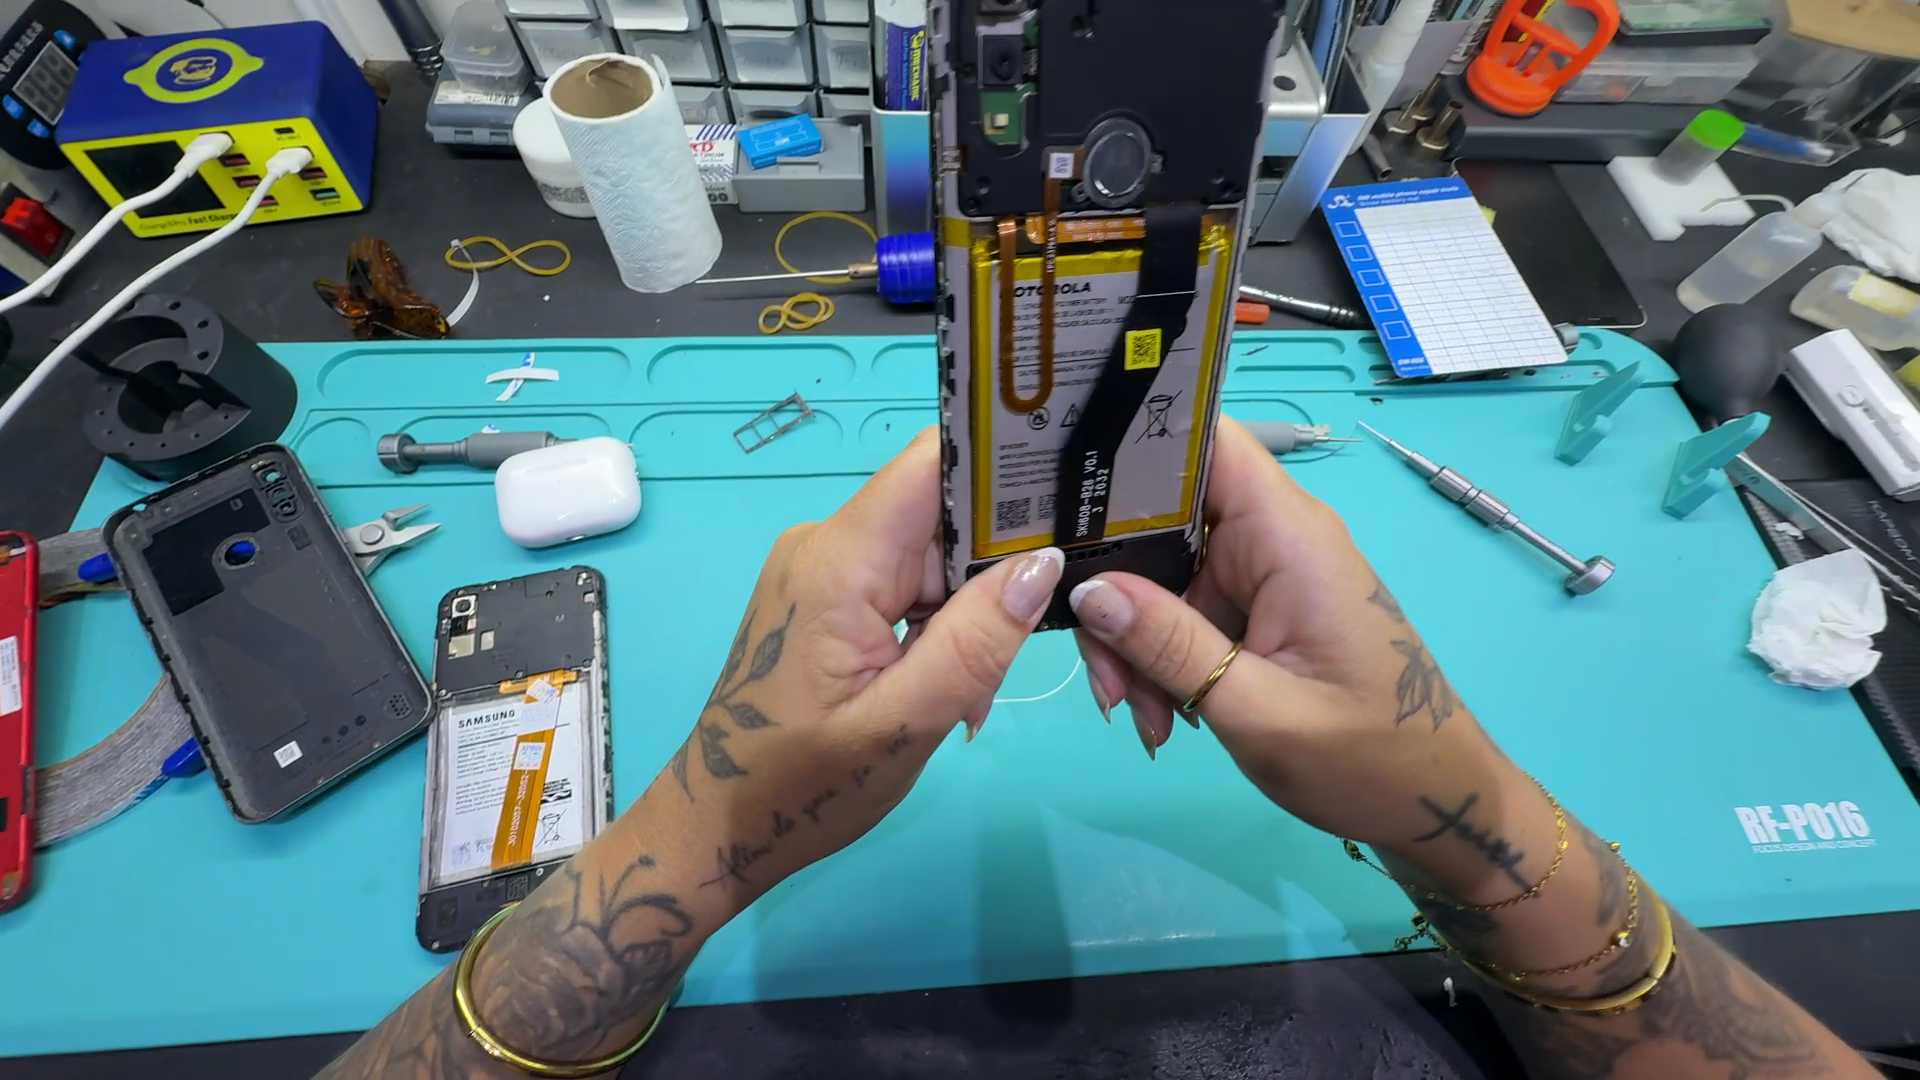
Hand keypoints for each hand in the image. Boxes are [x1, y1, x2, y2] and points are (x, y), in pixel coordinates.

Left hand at [664, 428, 1063, 905]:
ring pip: (932, 556)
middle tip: (1020, 643)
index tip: (1067, 489)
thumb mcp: (905, 723)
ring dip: (969, 612)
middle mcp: (829, 544)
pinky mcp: (831, 593)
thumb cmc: (805, 784)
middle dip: (994, 570)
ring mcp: (827, 567)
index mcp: (839, 562)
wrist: (723, 820)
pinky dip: (940, 626)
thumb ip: (976, 642)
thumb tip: (1043, 562)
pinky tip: (944, 683)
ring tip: (971, 691)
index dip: (999, 465)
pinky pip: (908, 583)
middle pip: (941, 516)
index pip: (929, 464)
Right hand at [1068, 418, 1512, 856]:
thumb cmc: (1368, 757)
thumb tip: (1084, 590)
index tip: (1060, 478)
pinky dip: (1150, 657)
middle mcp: (1265, 538)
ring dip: (1128, 637)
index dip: (1135, 441)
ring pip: (1154, 573)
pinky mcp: (1242, 608)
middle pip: (1158, 519)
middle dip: (1112, 583)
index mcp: (1285, 534)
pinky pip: (1172, 611)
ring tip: (1135, 710)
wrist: (1427, 807)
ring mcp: (1251, 574)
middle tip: (1099, 666)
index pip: (1207, 443)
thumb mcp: (1259, 708)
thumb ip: (1170, 645)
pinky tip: (1155, 712)